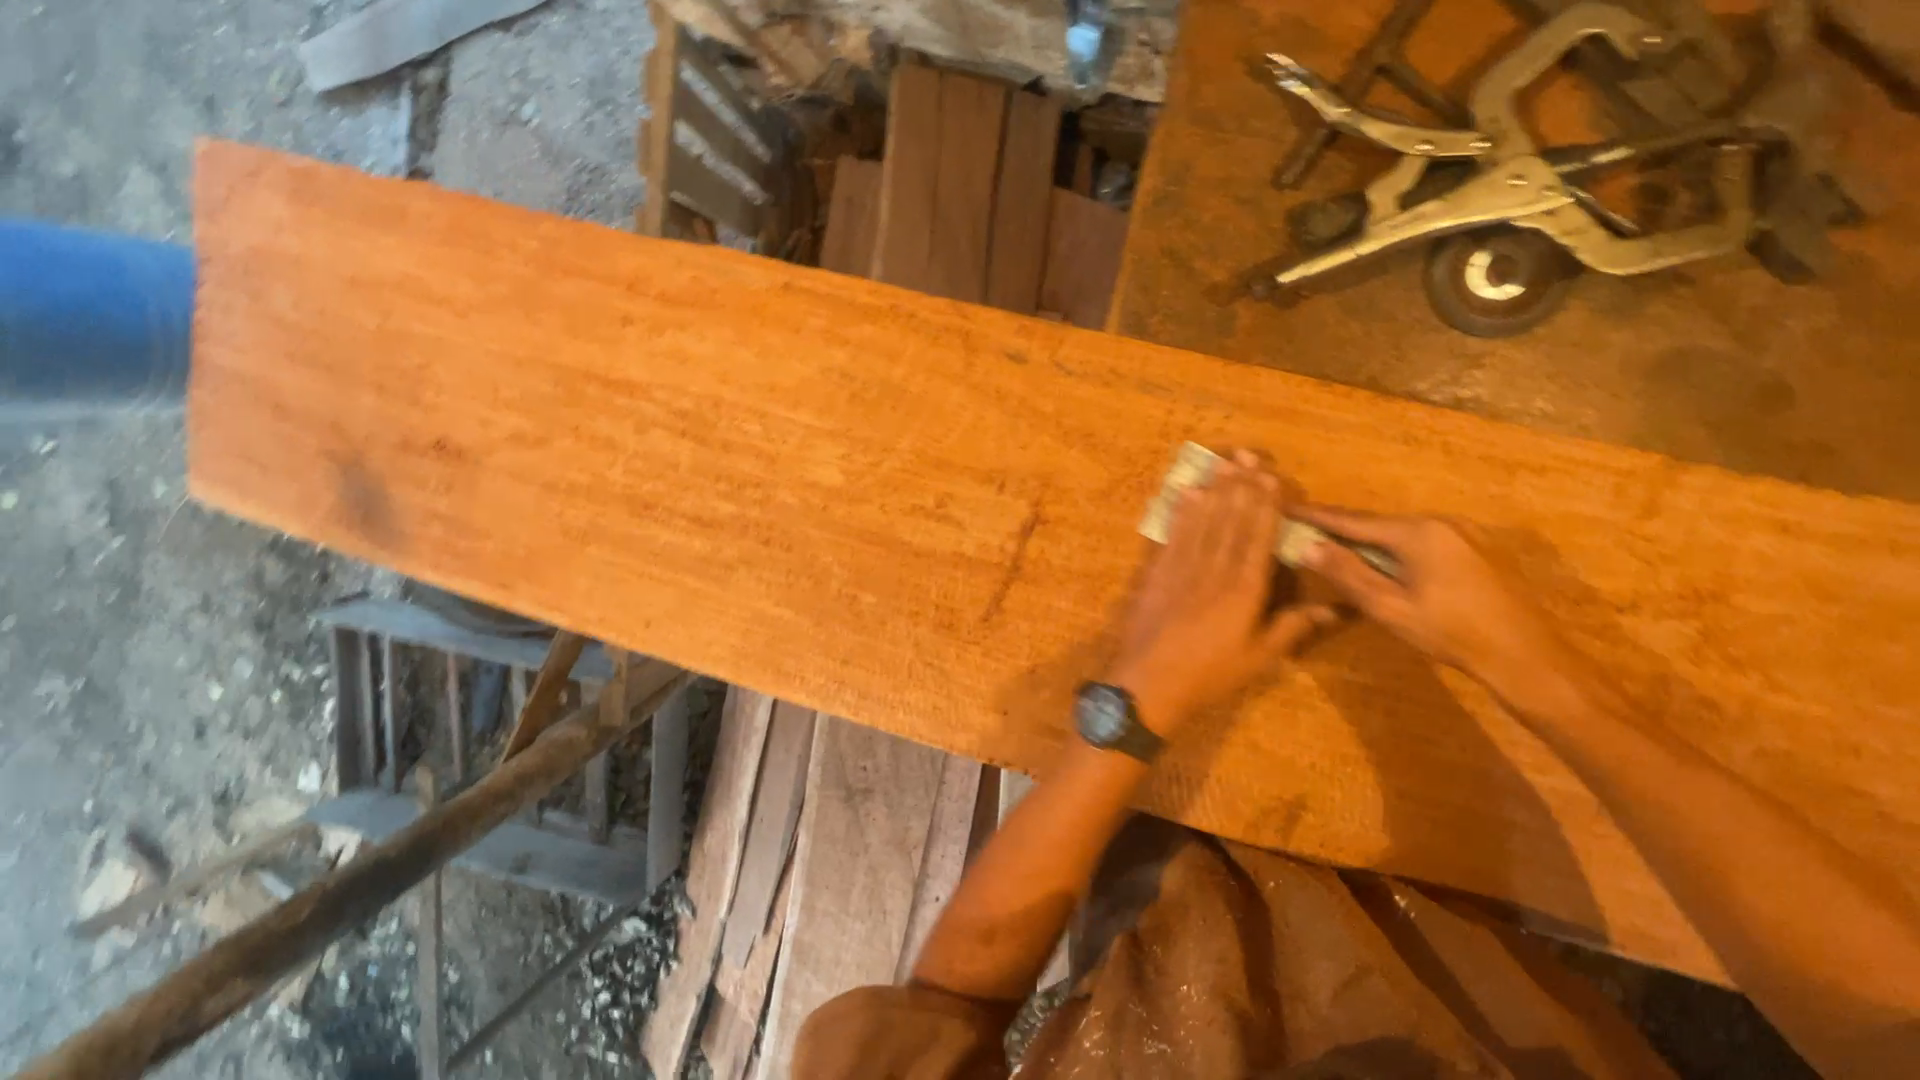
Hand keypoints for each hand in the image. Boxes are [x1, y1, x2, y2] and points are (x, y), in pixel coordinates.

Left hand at [1108, 451, 1337, 734]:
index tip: (1273, 477)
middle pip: (1231, 520)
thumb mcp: (1257, 658)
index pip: (1258, 537)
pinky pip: (1173, 534)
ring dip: (1215, 489)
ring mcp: (1182, 568)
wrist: (1147, 684)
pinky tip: (1189, 492)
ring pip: (1203, 521)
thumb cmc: (1208, 676)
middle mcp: (1214, 570)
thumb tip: (1333, 609)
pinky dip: (1183, 511)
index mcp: (1244, 590)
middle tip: (1250, 454)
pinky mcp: (1156, 573)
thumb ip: (1291, 628)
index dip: (1266, 505)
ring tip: (1225, 462)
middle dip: (1242, 486)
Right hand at [1290, 505, 1578, 698]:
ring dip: (1369, 540)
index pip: (1352, 521)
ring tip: (1337, 548)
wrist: (1526, 655)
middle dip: (1340, 528)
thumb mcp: (1391, 608)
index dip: (1316, 517)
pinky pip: (1424, 541)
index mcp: (1417, 533)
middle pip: (1377, 523)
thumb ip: (1348, 574)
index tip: (1286, 509)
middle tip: (1305, 529)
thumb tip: (1308, 547)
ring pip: (1402, 532)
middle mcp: (1441, 522)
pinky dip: (1396, 548)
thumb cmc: (1452, 634)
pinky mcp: (1478, 548)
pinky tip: (1386, 564)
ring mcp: (1464, 533)